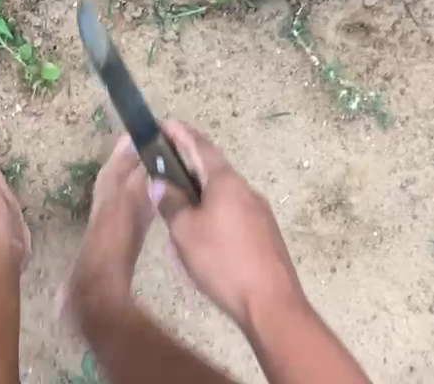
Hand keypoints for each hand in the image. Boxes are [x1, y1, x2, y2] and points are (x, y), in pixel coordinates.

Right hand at [156, 121, 306, 329]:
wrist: (274, 308)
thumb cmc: (224, 261)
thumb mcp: (184, 231)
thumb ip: (169, 202)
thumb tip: (160, 184)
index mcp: (226, 181)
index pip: (200, 145)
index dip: (181, 133)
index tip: (164, 124)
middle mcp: (246, 190)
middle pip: (212, 169)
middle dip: (187, 166)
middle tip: (163, 168)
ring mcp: (260, 214)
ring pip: (222, 195)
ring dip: (199, 195)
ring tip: (177, 208)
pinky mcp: (266, 237)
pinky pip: (233, 215)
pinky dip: (213, 215)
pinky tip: (200, 237)